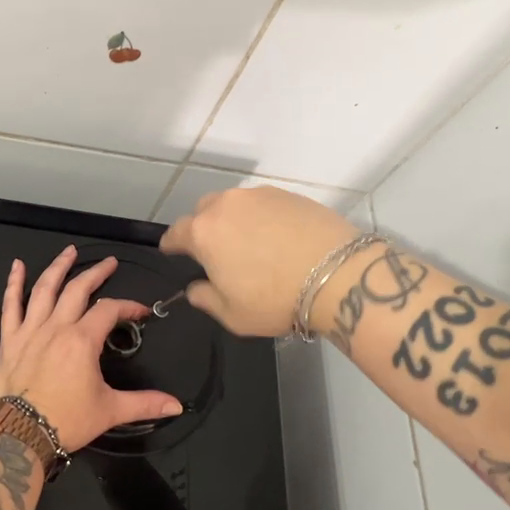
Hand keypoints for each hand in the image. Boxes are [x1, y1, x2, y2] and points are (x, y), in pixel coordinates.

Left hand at [0, 246, 183, 449]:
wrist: (20, 434)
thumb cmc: (66, 421)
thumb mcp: (110, 411)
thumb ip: (144, 403)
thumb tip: (176, 405)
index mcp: (82, 340)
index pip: (109, 310)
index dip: (128, 307)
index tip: (140, 312)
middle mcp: (56, 327)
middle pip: (78, 289)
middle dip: (96, 273)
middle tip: (109, 263)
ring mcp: (30, 331)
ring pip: (44, 289)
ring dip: (58, 267)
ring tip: (69, 252)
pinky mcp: (9, 340)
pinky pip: (10, 306)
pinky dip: (13, 284)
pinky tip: (17, 266)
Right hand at [158, 186, 358, 336]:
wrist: (339, 275)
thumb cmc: (276, 299)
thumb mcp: (233, 315)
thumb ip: (206, 299)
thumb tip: (195, 288)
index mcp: (204, 233)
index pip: (176, 233)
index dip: (171, 244)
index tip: (171, 250)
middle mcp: (226, 205)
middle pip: (204, 211)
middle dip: (203, 227)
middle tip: (215, 250)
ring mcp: (260, 196)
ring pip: (234, 204)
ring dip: (233, 219)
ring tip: (248, 242)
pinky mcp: (289, 194)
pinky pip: (263, 204)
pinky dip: (262, 217)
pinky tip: (276, 236)